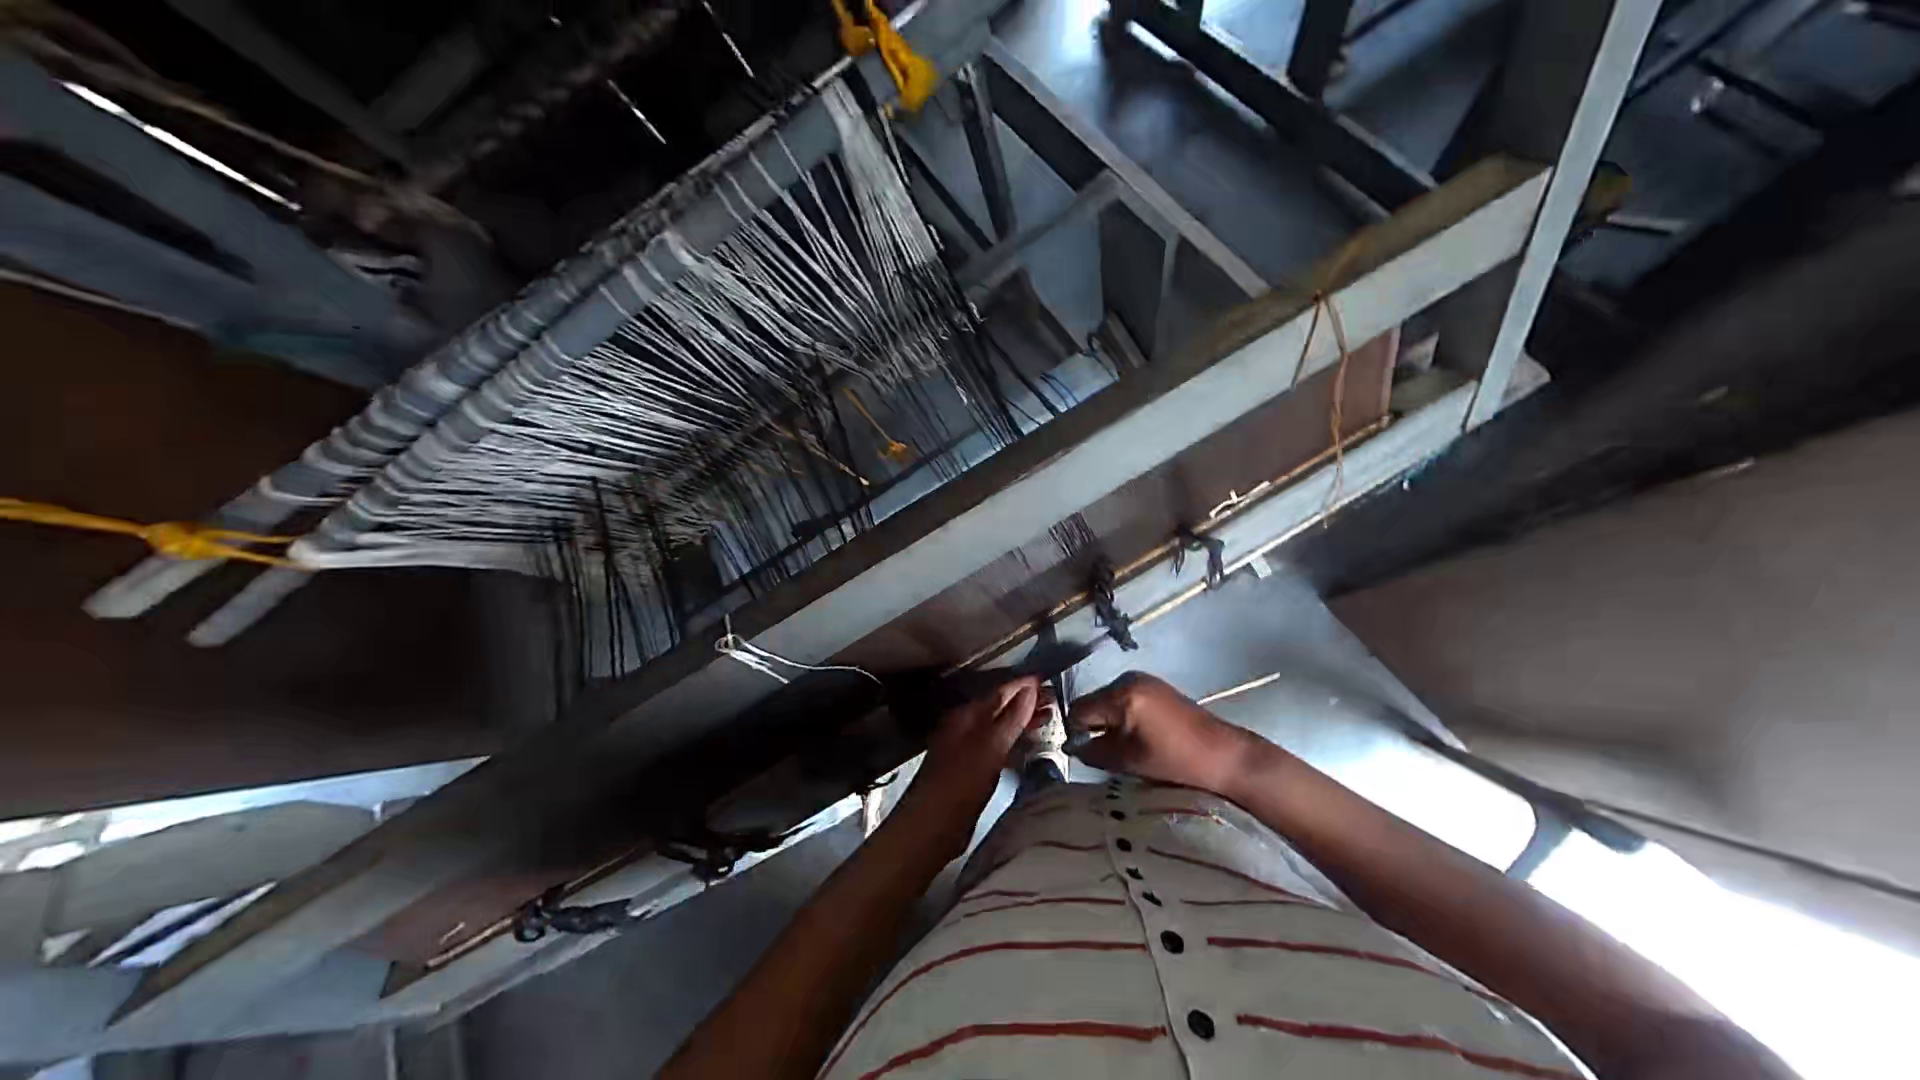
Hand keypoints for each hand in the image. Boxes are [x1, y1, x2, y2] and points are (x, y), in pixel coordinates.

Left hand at [888, 677, 1041, 859]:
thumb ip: (1011, 718)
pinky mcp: (972, 769)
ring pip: (999, 726)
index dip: (1023, 685)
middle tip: (1054, 700)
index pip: (1000, 692)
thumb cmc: (961, 782)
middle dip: (1025, 702)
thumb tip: (1030, 688)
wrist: (933, 825)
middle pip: (999, 707)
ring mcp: (967, 748)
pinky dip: (1014, 740)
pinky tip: (1028, 745)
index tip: (1047, 679)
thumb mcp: (990, 747)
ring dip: (1022, 720)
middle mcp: (965, 727)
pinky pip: (998, 745)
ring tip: (1048, 718)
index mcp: (966, 716)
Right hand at [1069, 672, 1267, 794]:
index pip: (1078, 709)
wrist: (1224, 756)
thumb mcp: (1128, 761)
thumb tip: (1072, 747)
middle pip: (1093, 702)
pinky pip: (1125, 698)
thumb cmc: (1175, 761)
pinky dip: (1124, 716)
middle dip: (1094, 726)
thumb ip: (1093, 752)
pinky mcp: (1156, 686)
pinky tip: (1139, 736)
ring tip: (1125, 746)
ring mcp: (1144, 680)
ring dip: (1109, 722)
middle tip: (1106, 751)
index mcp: (1121, 695)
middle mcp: (1129, 679)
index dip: (1076, 732)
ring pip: (1108, 701)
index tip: (1085, 752)